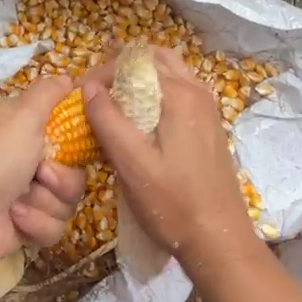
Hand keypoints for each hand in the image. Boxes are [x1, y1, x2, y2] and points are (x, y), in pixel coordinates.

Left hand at [0, 77, 87, 264]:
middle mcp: (30, 158)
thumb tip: (68, 76)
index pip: (69, 130)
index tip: (77, 141)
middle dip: (61, 178)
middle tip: (41, 173)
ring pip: (67, 202)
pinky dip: (36, 223)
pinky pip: (54, 228)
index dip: (77, 139)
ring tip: (19, 199)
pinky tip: (15, 216)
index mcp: (27, 127)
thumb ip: (48, 92)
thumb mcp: (23, 113)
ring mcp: (30, 193)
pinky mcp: (29, 225)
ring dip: (45, 201)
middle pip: (75, 172)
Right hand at [81, 46, 253, 259]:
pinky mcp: (210, 124)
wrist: (221, 244)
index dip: (101, 73)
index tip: (80, 95)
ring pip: (169, 70)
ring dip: (140, 75)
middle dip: (121, 66)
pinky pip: (179, 88)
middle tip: (97, 90)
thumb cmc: (173, 205)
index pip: (132, 63)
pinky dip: (156, 88)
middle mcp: (197, 92)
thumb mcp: (131, 164)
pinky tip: (141, 116)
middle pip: (153, 57)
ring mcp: (207, 107)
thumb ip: (107, 120)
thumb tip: (89, 86)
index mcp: (179, 95)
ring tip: (115, 98)